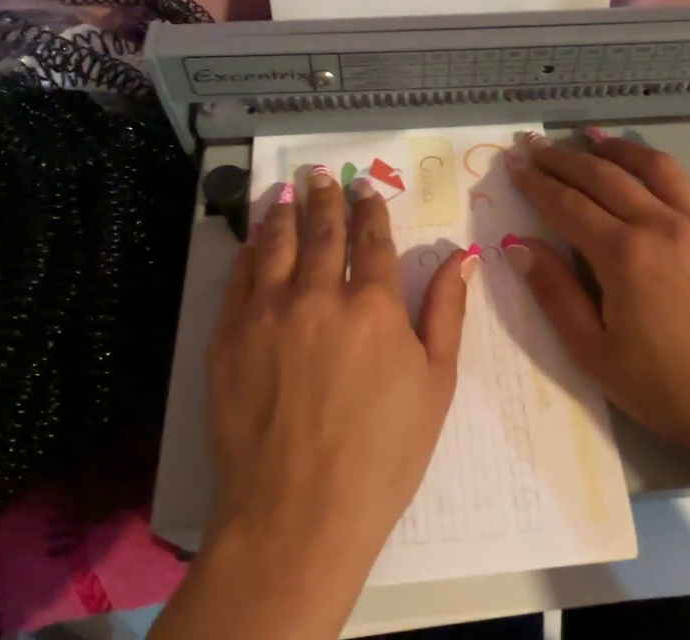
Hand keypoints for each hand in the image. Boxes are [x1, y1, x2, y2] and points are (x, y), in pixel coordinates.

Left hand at [204, 167, 469, 589]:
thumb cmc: (382, 457)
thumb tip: (460, 258)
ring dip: (284, 212)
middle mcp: (317, 296)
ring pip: (275, 244)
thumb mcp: (435, 386)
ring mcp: (267, 313)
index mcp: (373, 306)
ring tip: (287, 191)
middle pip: (321, 231)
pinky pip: (239, 278)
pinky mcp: (229, 337)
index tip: (364, 189)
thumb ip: (445, 314)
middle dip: (325, 198)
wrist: (296, 513)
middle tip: (321, 174)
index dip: (369, 209)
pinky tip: (254, 240)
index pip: (371, 240)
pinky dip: (250, 251)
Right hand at [505, 131, 689, 476]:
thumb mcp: (596, 355)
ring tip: (595, 138)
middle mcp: (664, 226)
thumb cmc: (671, 391)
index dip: (536, 183)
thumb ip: (556, 296)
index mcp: (624, 254)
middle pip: (606, 177)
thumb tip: (520, 247)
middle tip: (538, 146)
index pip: (567, 204)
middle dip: (566, 158)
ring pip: (661, 169)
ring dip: (624, 148)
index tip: (514, 164)